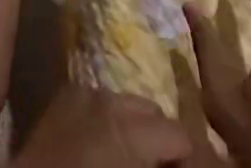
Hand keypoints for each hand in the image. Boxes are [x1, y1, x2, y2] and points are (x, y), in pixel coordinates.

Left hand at [14, 84, 192, 167]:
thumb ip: (159, 165)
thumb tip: (184, 163)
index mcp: (126, 127)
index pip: (180, 134)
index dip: (186, 160)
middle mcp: (107, 97)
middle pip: (153, 111)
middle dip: (160, 141)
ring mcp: (82, 91)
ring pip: (126, 103)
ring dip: (135, 128)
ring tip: (130, 159)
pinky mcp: (64, 95)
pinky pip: (100, 102)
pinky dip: (109, 120)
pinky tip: (103, 147)